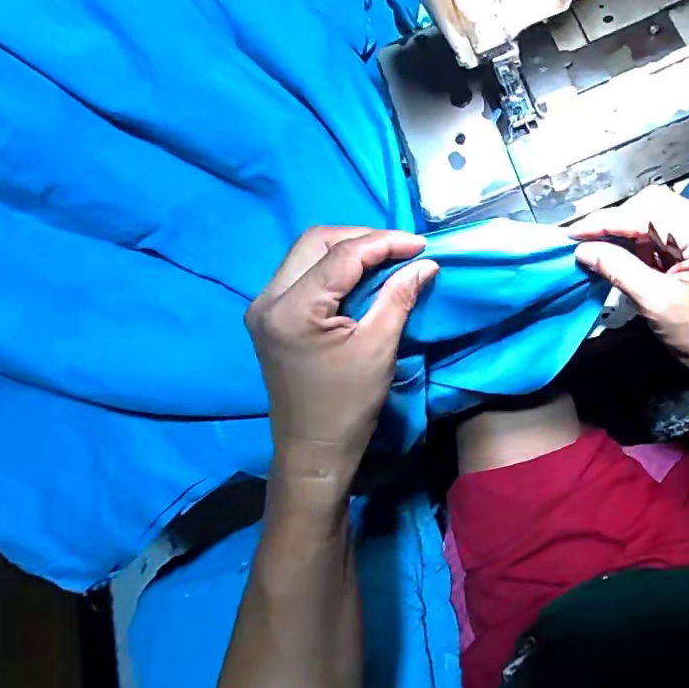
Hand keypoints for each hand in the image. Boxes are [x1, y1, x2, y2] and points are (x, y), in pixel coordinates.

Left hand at [246, 227, 438, 504]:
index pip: (341, 255)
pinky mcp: (269, 315)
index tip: (421, 245)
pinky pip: (302, 272)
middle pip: (316, 241)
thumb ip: (398, 297)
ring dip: (347, 249)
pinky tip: (361, 274)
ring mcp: (263, 305)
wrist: (313, 449)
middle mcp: (267, 298)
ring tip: (386, 258)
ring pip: (307, 252)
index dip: (384, 242)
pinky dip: (333, 266)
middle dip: (362, 238)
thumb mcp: (379, 347)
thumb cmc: (348, 404)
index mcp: (292, 309)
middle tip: (401, 249)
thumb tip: (426, 263)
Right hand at [568, 186, 688, 395]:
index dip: (607, 221)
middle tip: (588, 244)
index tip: (574, 234)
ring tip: (604, 254)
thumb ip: (619, 269)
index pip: (649, 210)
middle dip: (617, 223)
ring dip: (628, 234)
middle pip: (653, 205)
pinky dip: (641, 244)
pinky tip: (626, 260)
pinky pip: (664, 232)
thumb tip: (583, 249)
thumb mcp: (657, 303)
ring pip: (656, 216)